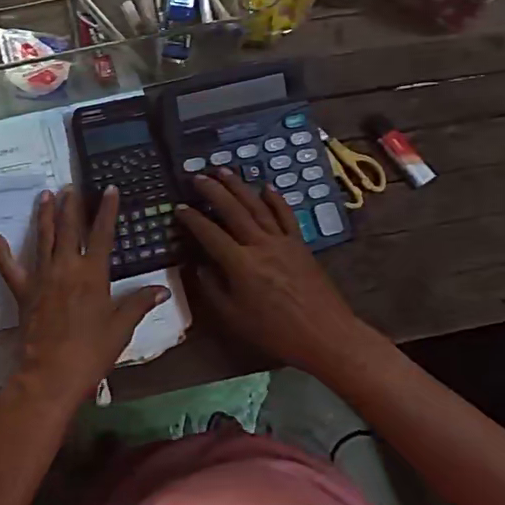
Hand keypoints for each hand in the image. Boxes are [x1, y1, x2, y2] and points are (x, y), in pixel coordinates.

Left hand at [0, 186, 165, 408]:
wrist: (51, 374)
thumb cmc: (91, 351)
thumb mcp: (121, 327)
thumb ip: (139, 304)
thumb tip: (162, 290)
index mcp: (93, 273)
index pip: (102, 234)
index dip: (107, 210)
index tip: (109, 189)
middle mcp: (66, 267)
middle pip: (69, 229)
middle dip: (72, 205)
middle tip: (72, 186)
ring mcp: (42, 277)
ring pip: (43, 239)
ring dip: (45, 216)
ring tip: (46, 195)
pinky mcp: (23, 292)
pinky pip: (10, 269)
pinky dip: (2, 254)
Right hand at [174, 169, 382, 376]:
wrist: (325, 334)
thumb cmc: (275, 332)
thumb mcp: (234, 318)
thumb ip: (213, 289)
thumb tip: (199, 266)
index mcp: (240, 264)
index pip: (210, 234)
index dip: (192, 219)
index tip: (179, 207)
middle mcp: (259, 245)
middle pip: (232, 210)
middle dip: (212, 191)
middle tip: (196, 176)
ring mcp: (282, 241)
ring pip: (256, 206)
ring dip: (238, 186)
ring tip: (222, 170)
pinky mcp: (299, 244)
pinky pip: (285, 215)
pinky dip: (275, 199)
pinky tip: (266, 187)